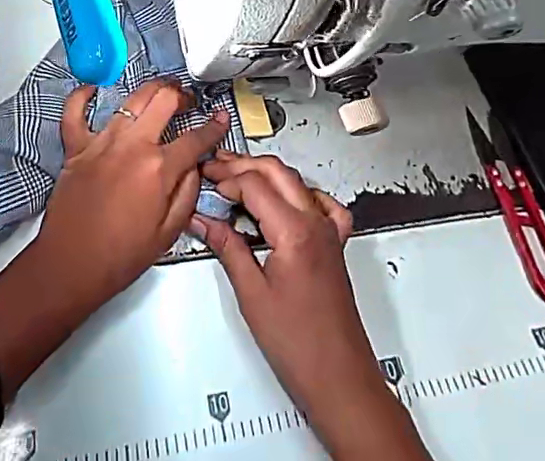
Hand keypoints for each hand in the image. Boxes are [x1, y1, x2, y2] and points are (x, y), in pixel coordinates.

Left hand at [27, 80, 229, 313]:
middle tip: (188, 100)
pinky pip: (75, 111)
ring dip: (149, 90)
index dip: (213, 127)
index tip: (220, 119)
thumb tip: (194, 167)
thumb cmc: (120, 255)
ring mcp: (101, 142)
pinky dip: (81, 97)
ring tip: (159, 91)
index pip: (195, 139)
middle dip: (181, 95)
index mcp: (158, 169)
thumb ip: (187, 193)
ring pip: (129, 99)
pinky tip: (92, 90)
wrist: (73, 262)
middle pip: (163, 101)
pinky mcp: (76, 146)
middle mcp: (131, 146)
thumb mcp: (169, 231)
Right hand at [194, 152, 422, 459]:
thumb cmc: (303, 347)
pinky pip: (320, 203)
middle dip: (240, 165)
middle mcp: (317, 226)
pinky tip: (281, 200)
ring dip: (264, 174)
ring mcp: (329, 233)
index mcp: (296, 233)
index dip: (223, 178)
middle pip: (275, 171)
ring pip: (295, 181)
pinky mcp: (333, 245)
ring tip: (235, 179)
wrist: (340, 380)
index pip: (253, 183)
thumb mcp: (251, 293)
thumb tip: (205, 220)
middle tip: (213, 170)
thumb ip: (227, 246)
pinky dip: (297, 192)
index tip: (204, 180)